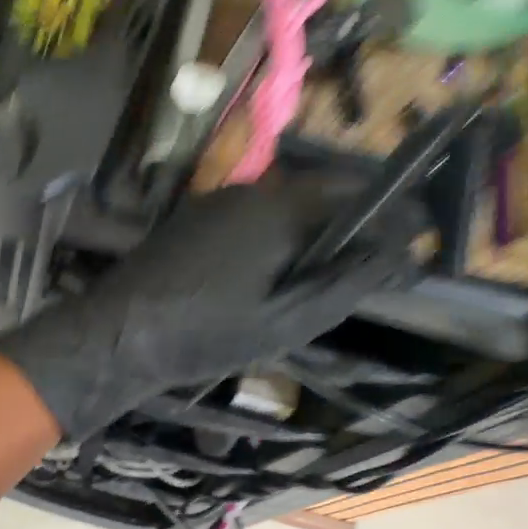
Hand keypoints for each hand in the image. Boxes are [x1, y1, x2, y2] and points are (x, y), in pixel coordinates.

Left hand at [0, 172, 408, 440]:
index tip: (412, 245)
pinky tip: (260, 288)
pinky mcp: (188, 226)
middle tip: (361, 276)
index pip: (355, 194)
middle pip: (316, 201)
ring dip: (304, 242)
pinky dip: (268, 248)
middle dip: (345, 233)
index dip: (389, 217)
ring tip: (310, 290)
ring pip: (279, 214)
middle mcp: (246, 193)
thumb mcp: (288, 318)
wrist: (115, 336)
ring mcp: (211, 206)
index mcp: (279, 208)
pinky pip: (246, 226)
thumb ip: (348, 281)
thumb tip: (399, 256)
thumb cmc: (205, 333)